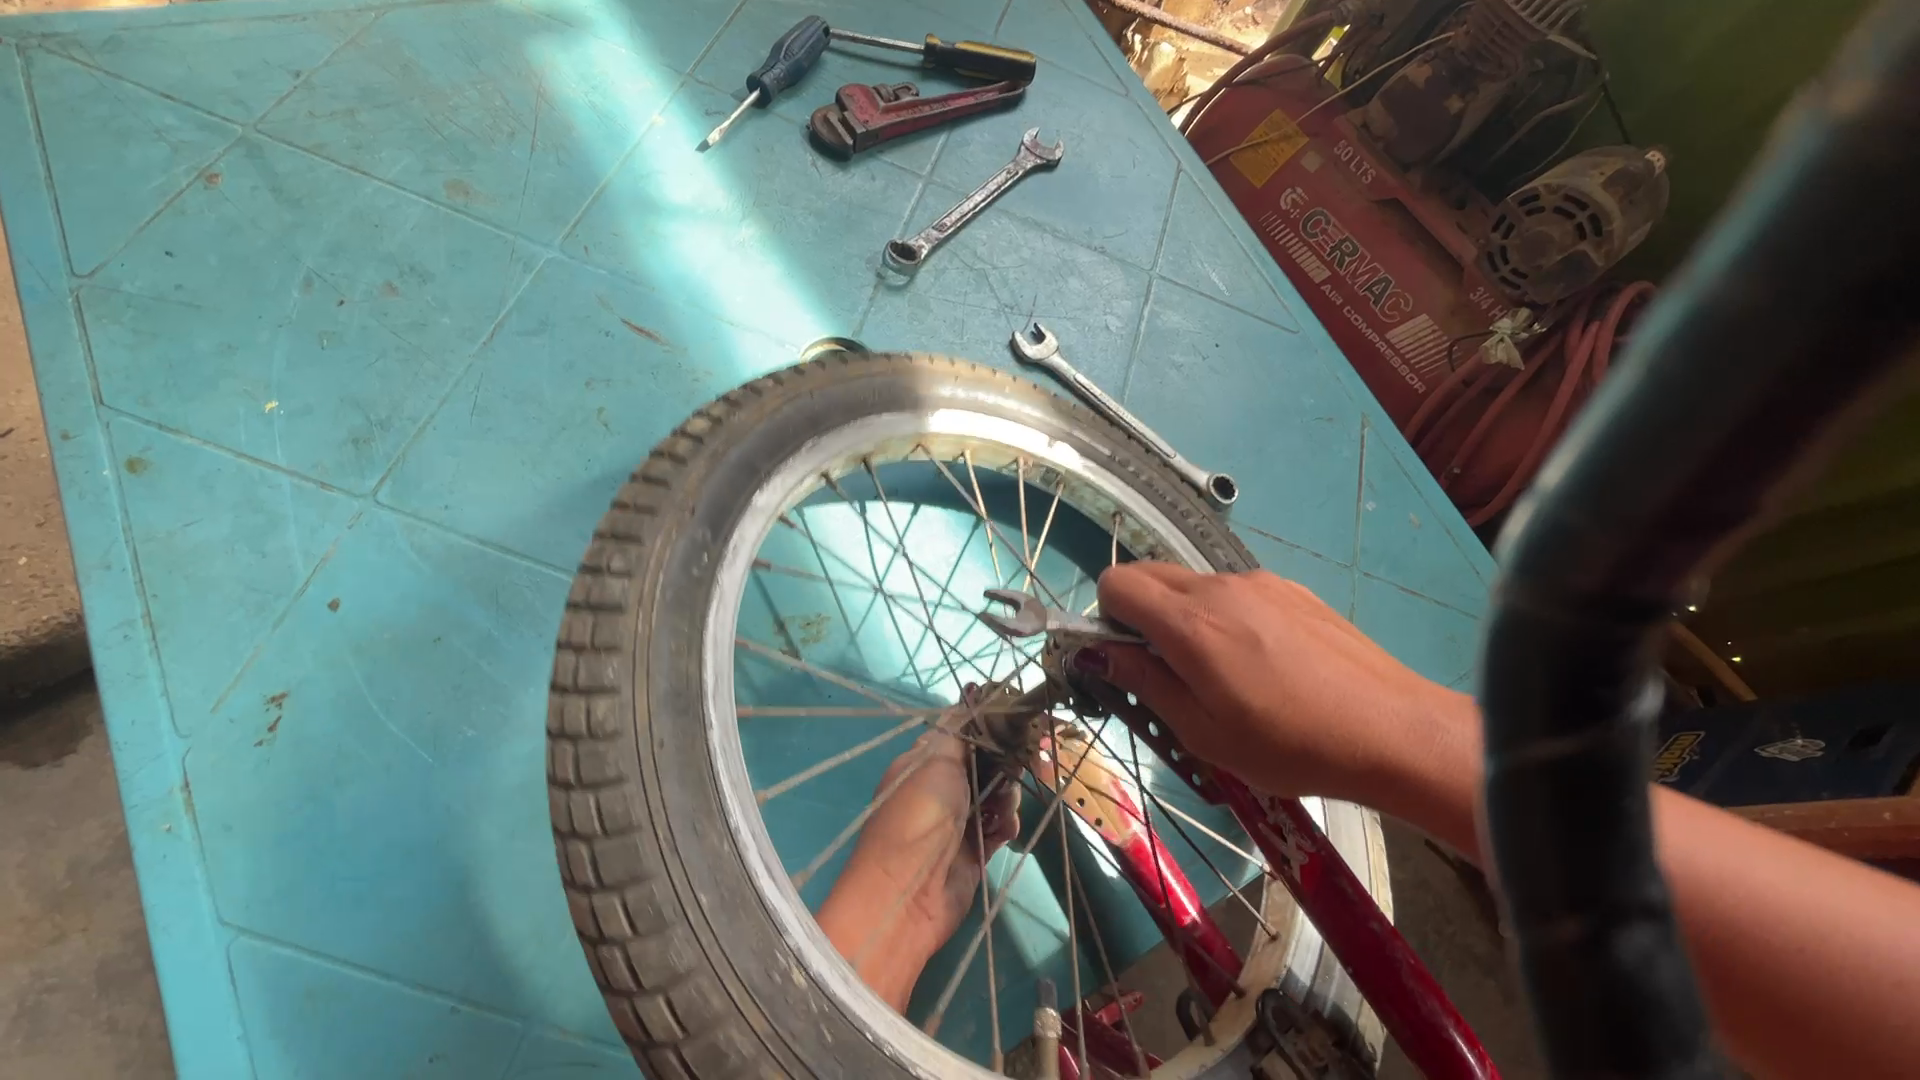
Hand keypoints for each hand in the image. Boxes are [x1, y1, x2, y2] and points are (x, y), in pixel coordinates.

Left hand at [815, 728, 1019, 1010]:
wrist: (908, 892)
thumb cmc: (919, 815)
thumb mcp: (935, 759)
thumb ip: (960, 729)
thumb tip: (972, 692)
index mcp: (925, 760)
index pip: (964, 732)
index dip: (992, 727)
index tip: (1021, 721)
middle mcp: (942, 786)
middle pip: (987, 763)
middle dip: (1007, 763)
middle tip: (1028, 760)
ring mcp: (959, 819)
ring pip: (999, 793)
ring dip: (1008, 796)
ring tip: (1003, 808)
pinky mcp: (976, 848)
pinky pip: (1002, 826)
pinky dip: (1007, 824)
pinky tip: (1004, 829)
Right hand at [1078, 563, 1476, 812]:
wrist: (1393, 730)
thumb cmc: (1289, 745)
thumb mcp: (1202, 732)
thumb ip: (1145, 682)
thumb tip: (1098, 652)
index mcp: (1190, 622)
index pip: (1115, 582)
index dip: (1107, 618)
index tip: (1127, 658)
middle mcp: (1219, 586)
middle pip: (1148, 574)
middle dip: (1139, 613)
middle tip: (1166, 668)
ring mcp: (1260, 582)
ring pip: (1192, 583)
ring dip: (1184, 616)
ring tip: (1224, 672)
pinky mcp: (1291, 589)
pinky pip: (1234, 591)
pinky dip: (1225, 616)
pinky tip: (1264, 662)